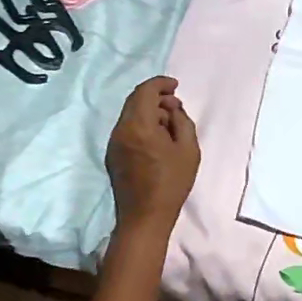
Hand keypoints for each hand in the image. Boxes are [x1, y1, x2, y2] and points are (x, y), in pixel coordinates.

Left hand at [106, 76, 199, 234]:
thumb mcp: (188, 150)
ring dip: (149, 112)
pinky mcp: (113, 155)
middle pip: (134, 101)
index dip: (160, 84)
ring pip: (130, 115)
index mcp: (139, 126)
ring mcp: (113, 143)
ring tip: (169, 124)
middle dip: (155, 97)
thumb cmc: (171, 183)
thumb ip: (182, 122)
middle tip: (175, 105)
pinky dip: (142, 125)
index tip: (175, 86)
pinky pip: (127, 129)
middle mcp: (120, 130)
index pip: (145, 92)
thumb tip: (172, 110)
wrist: (144, 217)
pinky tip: (157, 139)